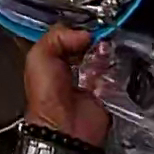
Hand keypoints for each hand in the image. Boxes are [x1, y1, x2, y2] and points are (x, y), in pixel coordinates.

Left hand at [23, 24, 110, 148]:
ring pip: (100, 58)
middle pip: (85, 45)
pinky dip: (112, 71)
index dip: (74, 30)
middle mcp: (68, 66)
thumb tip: (83, 33)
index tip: (83, 27)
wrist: (65, 126)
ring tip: (101, 53)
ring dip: (102, 54)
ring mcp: (87, 79)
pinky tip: (107, 68)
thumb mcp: (40, 55)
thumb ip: (57, 37)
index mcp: (50, 57)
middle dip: (91, 41)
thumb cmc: (46, 92)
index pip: (65, 35)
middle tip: (94, 40)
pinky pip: (113, 76)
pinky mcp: (104, 93)